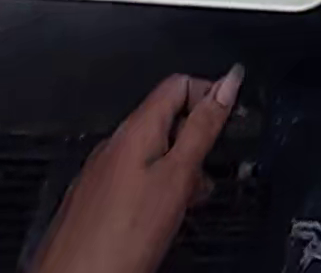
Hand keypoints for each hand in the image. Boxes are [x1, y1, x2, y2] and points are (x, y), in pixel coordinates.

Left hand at [32, 65, 243, 272]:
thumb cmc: (123, 240)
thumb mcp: (178, 176)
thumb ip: (204, 126)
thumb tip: (229, 80)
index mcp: (136, 129)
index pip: (180, 83)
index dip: (208, 96)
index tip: (225, 124)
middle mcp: (113, 144)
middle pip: (166, 117)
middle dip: (195, 137)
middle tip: (206, 173)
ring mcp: (99, 174)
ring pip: (151, 150)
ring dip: (178, 165)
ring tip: (187, 202)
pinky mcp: (90, 203)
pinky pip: (133, 177)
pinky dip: (155, 186)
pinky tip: (159, 219)